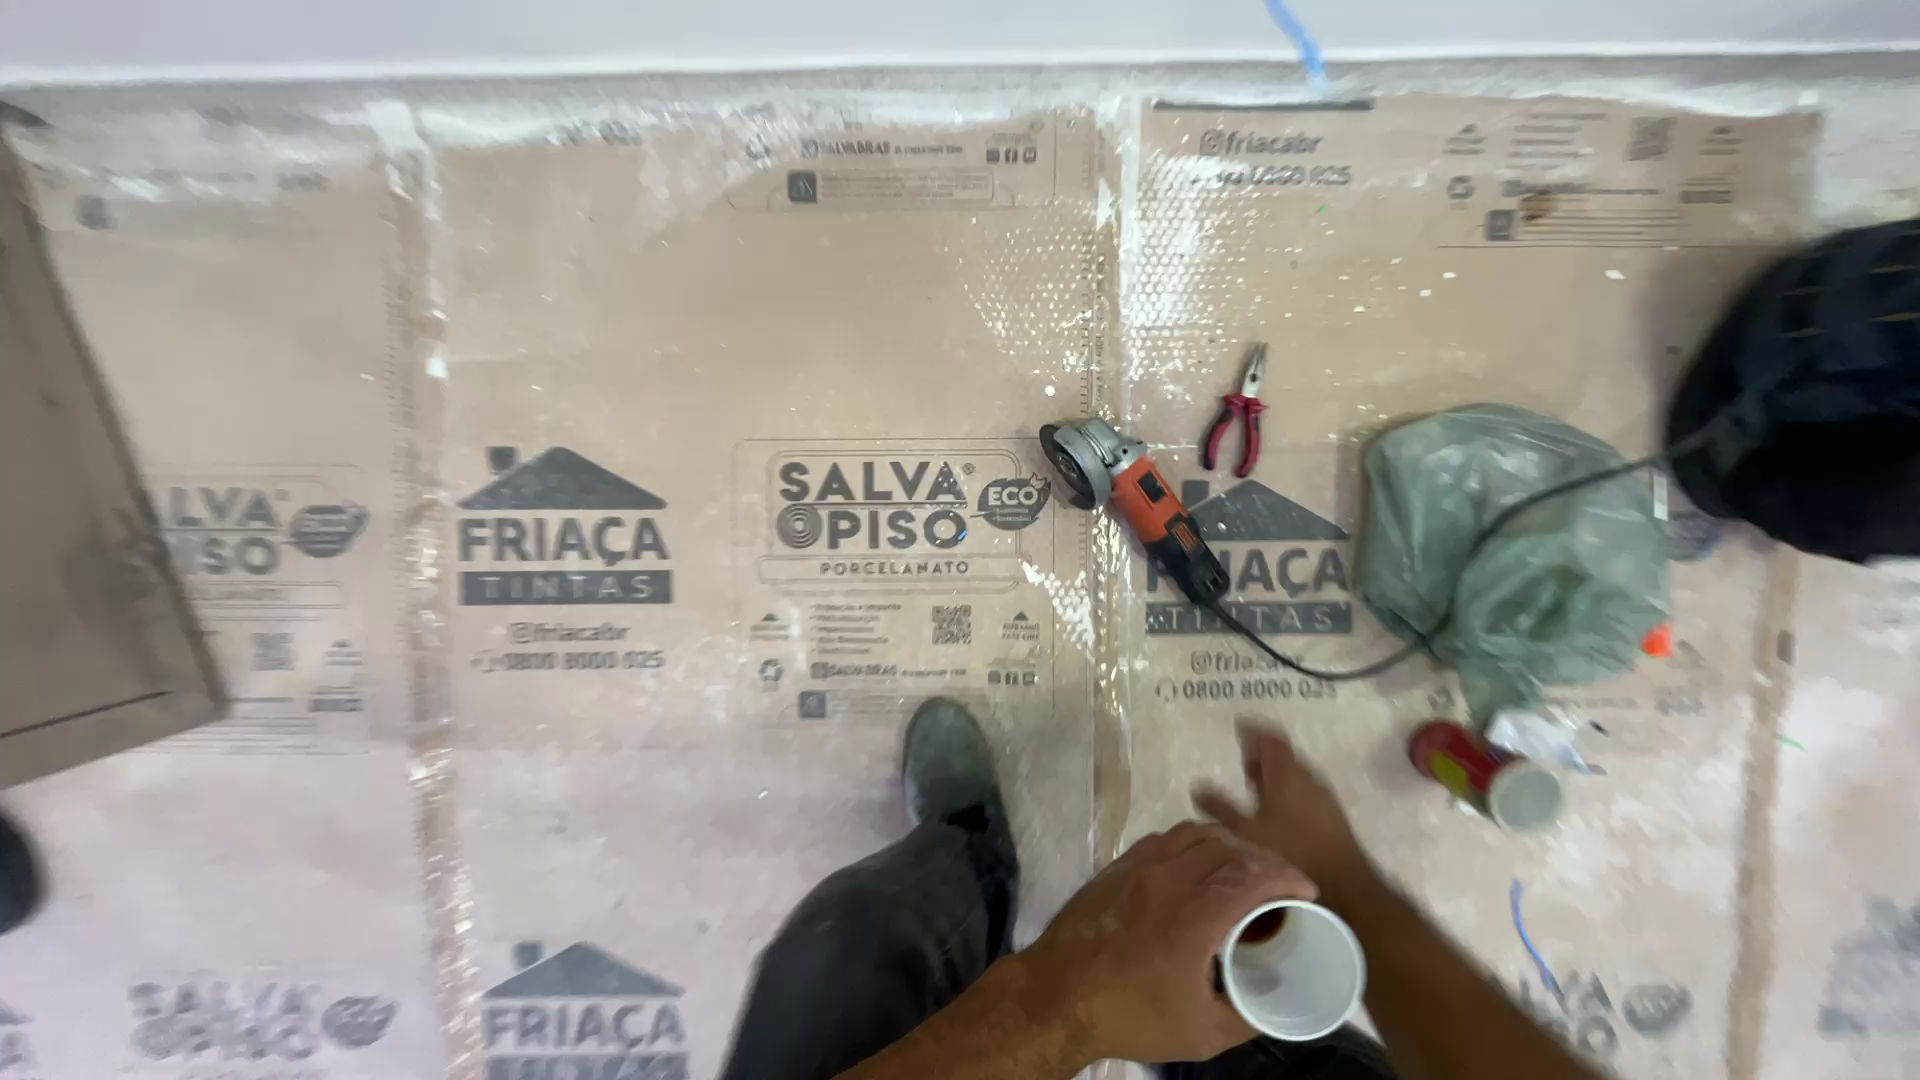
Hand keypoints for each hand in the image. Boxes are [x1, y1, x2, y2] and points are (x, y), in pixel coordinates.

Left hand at [1016, 821, 1314, 1064]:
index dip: (1285, 876)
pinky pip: (1165, 837)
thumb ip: (1248, 1012)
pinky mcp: (1119, 865)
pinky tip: (1200, 862)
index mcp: (1194, 916)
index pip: (1251, 877)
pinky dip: (1193, 842)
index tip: (1306, 888)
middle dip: (1263, 858)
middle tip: (1281, 880)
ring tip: (1245, 866)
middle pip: (1228, 847)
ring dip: (1228, 844)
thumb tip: (1275, 998)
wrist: (1060, 993)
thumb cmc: (1133, 1014)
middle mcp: (1168, 879)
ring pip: (1194, 834)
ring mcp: (1139, 866)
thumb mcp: (1204, 1032)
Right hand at [1192, 719, 1371, 899]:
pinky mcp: (1332, 814)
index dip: (1253, 730)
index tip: (1238, 727)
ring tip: (1254, 785)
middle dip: (1262, 754)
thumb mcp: (1246, 832)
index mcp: (1285, 774)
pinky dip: (1288, 788)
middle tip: (1242, 760)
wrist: (1345, 886)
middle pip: (1284, 754)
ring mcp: (1323, 796)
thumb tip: (1197, 788)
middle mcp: (1307, 778)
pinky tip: (1276, 809)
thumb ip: (1221, 808)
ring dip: (1275, 773)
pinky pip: (1305, 789)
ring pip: (1295, 773)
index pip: (1270, 738)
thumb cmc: (1291, 852)